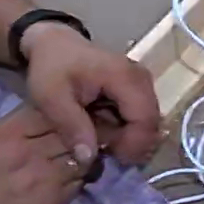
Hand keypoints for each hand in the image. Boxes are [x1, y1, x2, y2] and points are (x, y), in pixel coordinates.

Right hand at [0, 105, 86, 203]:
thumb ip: (19, 128)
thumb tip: (56, 114)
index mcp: (4, 135)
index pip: (53, 111)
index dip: (69, 114)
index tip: (75, 118)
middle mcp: (25, 152)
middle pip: (73, 132)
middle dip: (84, 134)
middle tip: (90, 137)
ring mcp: (41, 177)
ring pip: (83, 156)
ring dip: (85, 157)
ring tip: (80, 159)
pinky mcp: (51, 201)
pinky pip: (79, 182)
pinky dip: (80, 179)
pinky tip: (69, 181)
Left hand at [19, 21, 161, 165]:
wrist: (55, 43)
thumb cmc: (52, 67)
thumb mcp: (51, 98)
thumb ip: (71, 127)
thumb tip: (89, 159)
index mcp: (125, 78)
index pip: (145, 117)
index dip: (135, 143)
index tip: (114, 161)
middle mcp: (142, 79)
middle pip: (152, 120)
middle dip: (135, 143)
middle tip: (109, 158)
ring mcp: (144, 81)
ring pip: (150, 118)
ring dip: (132, 136)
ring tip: (107, 147)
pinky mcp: (139, 86)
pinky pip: (143, 112)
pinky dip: (129, 127)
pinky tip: (109, 132)